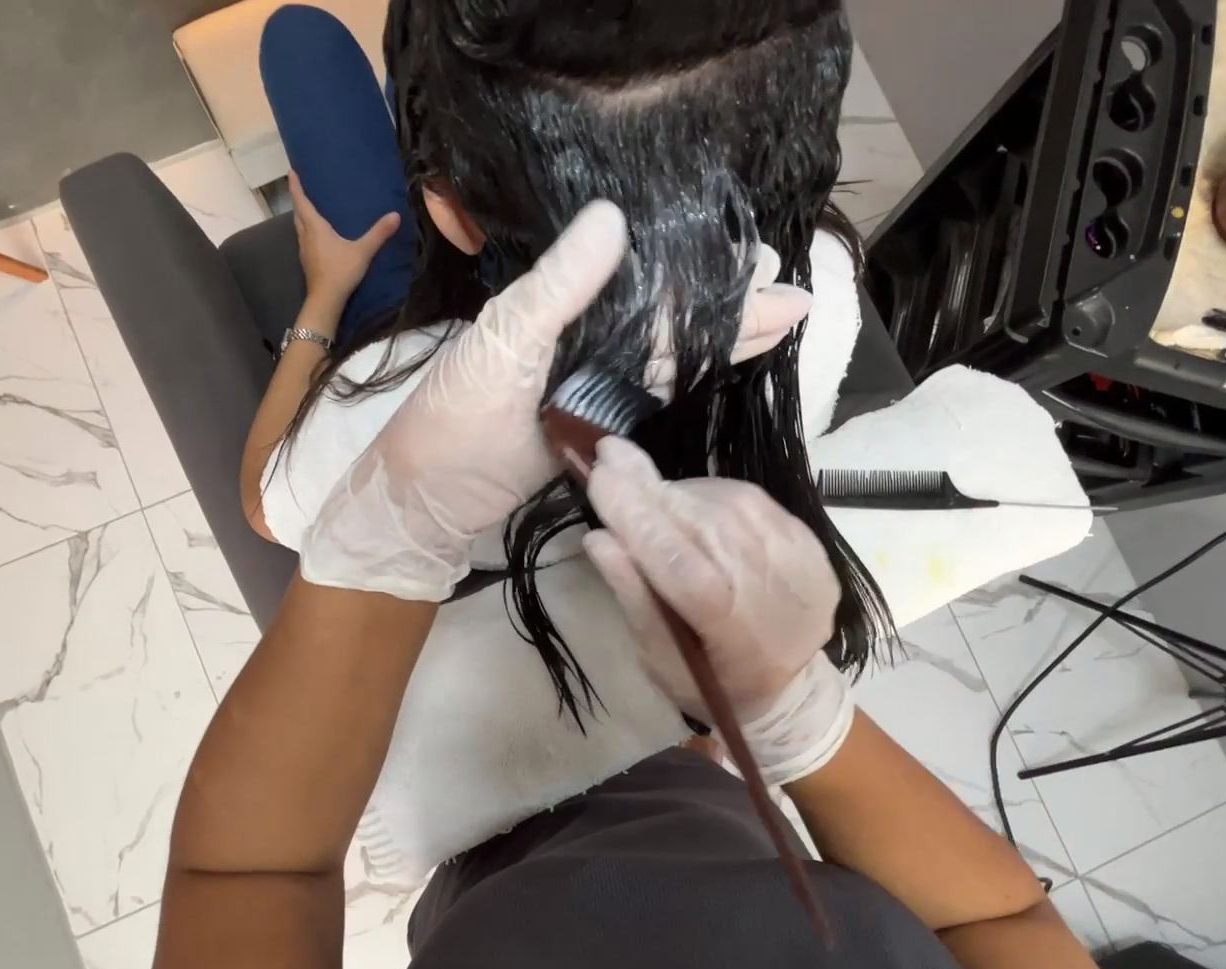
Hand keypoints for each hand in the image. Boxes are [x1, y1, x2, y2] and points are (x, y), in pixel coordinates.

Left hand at [291, 172, 400, 315]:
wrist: (326, 299)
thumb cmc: (340, 271)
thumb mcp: (362, 251)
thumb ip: (378, 234)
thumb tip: (396, 215)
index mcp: (315, 227)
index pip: (302, 201)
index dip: (296, 186)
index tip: (292, 172)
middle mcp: (306, 236)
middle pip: (298, 214)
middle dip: (299, 201)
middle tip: (301, 190)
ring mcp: (304, 251)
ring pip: (299, 228)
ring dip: (302, 217)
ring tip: (309, 211)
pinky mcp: (308, 263)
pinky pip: (305, 241)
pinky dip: (307, 233)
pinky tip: (316, 238)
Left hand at [299, 201, 814, 600]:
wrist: (433, 497)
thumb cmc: (456, 415)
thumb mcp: (503, 343)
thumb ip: (558, 287)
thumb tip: (614, 215)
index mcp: (558, 306)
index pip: (642, 277)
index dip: (698, 266)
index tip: (755, 254)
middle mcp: (582, 337)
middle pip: (667, 315)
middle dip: (729, 303)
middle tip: (793, 289)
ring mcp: (592, 383)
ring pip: (670, 353)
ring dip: (725, 338)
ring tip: (786, 320)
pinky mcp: (597, 424)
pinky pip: (652, 394)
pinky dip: (692, 378)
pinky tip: (730, 363)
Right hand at [581, 436, 854, 786]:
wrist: (790, 688)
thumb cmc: (712, 682)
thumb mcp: (660, 660)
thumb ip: (635, 599)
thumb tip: (599, 538)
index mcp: (733, 629)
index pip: (678, 564)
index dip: (638, 519)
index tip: (599, 475)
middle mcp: (772, 586)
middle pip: (703, 524)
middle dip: (650, 488)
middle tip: (609, 456)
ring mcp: (798, 560)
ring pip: (726, 504)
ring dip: (678, 490)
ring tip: (644, 488)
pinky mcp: (810, 541)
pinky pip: (752, 500)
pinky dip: (711, 494)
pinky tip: (688, 500)